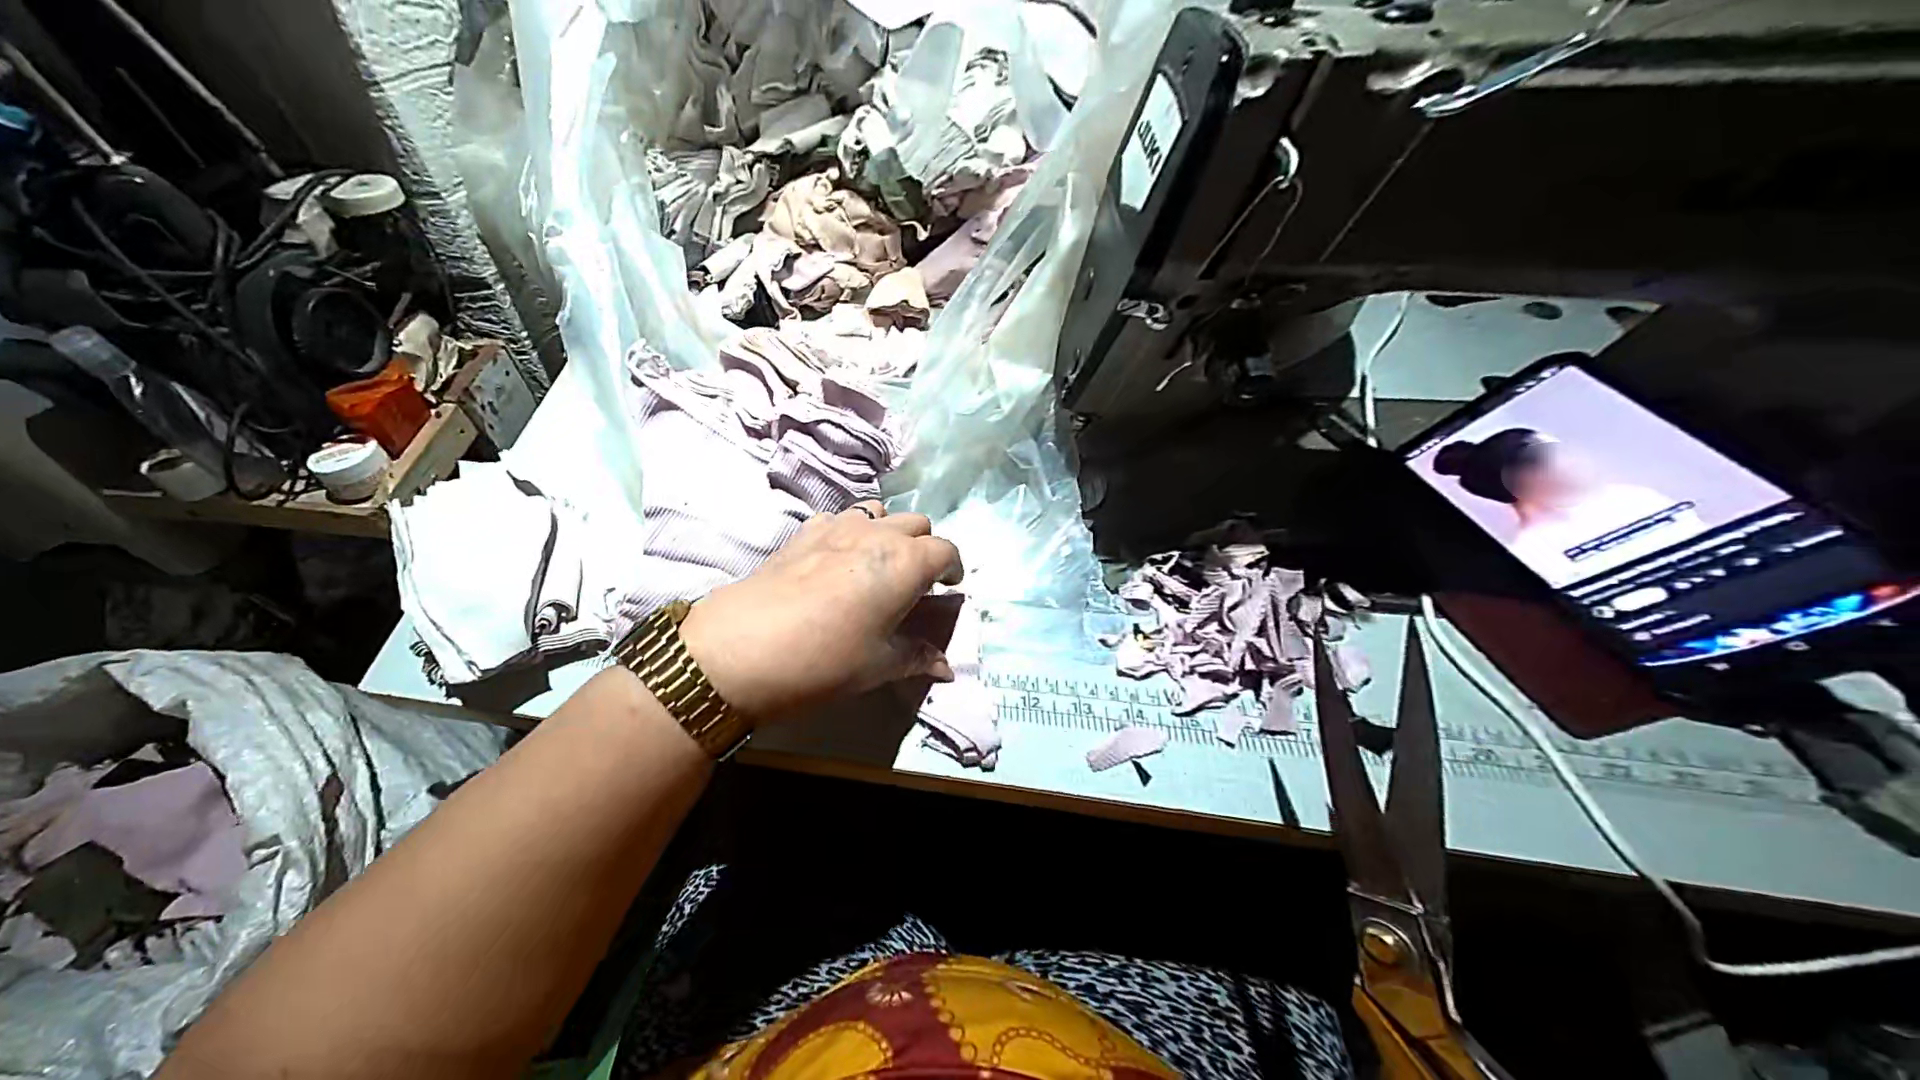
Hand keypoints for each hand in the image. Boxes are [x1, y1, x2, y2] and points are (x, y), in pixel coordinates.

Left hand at [677, 502, 963, 723]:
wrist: (741, 649)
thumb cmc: (824, 660)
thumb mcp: (878, 665)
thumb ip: (916, 658)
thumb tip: (946, 669)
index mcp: (905, 562)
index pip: (945, 550)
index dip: (953, 567)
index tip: (948, 586)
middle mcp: (876, 533)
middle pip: (916, 524)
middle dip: (924, 546)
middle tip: (915, 580)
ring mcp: (837, 527)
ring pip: (878, 512)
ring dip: (888, 531)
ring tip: (878, 563)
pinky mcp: (803, 532)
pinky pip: (840, 517)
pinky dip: (851, 530)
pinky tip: (838, 559)